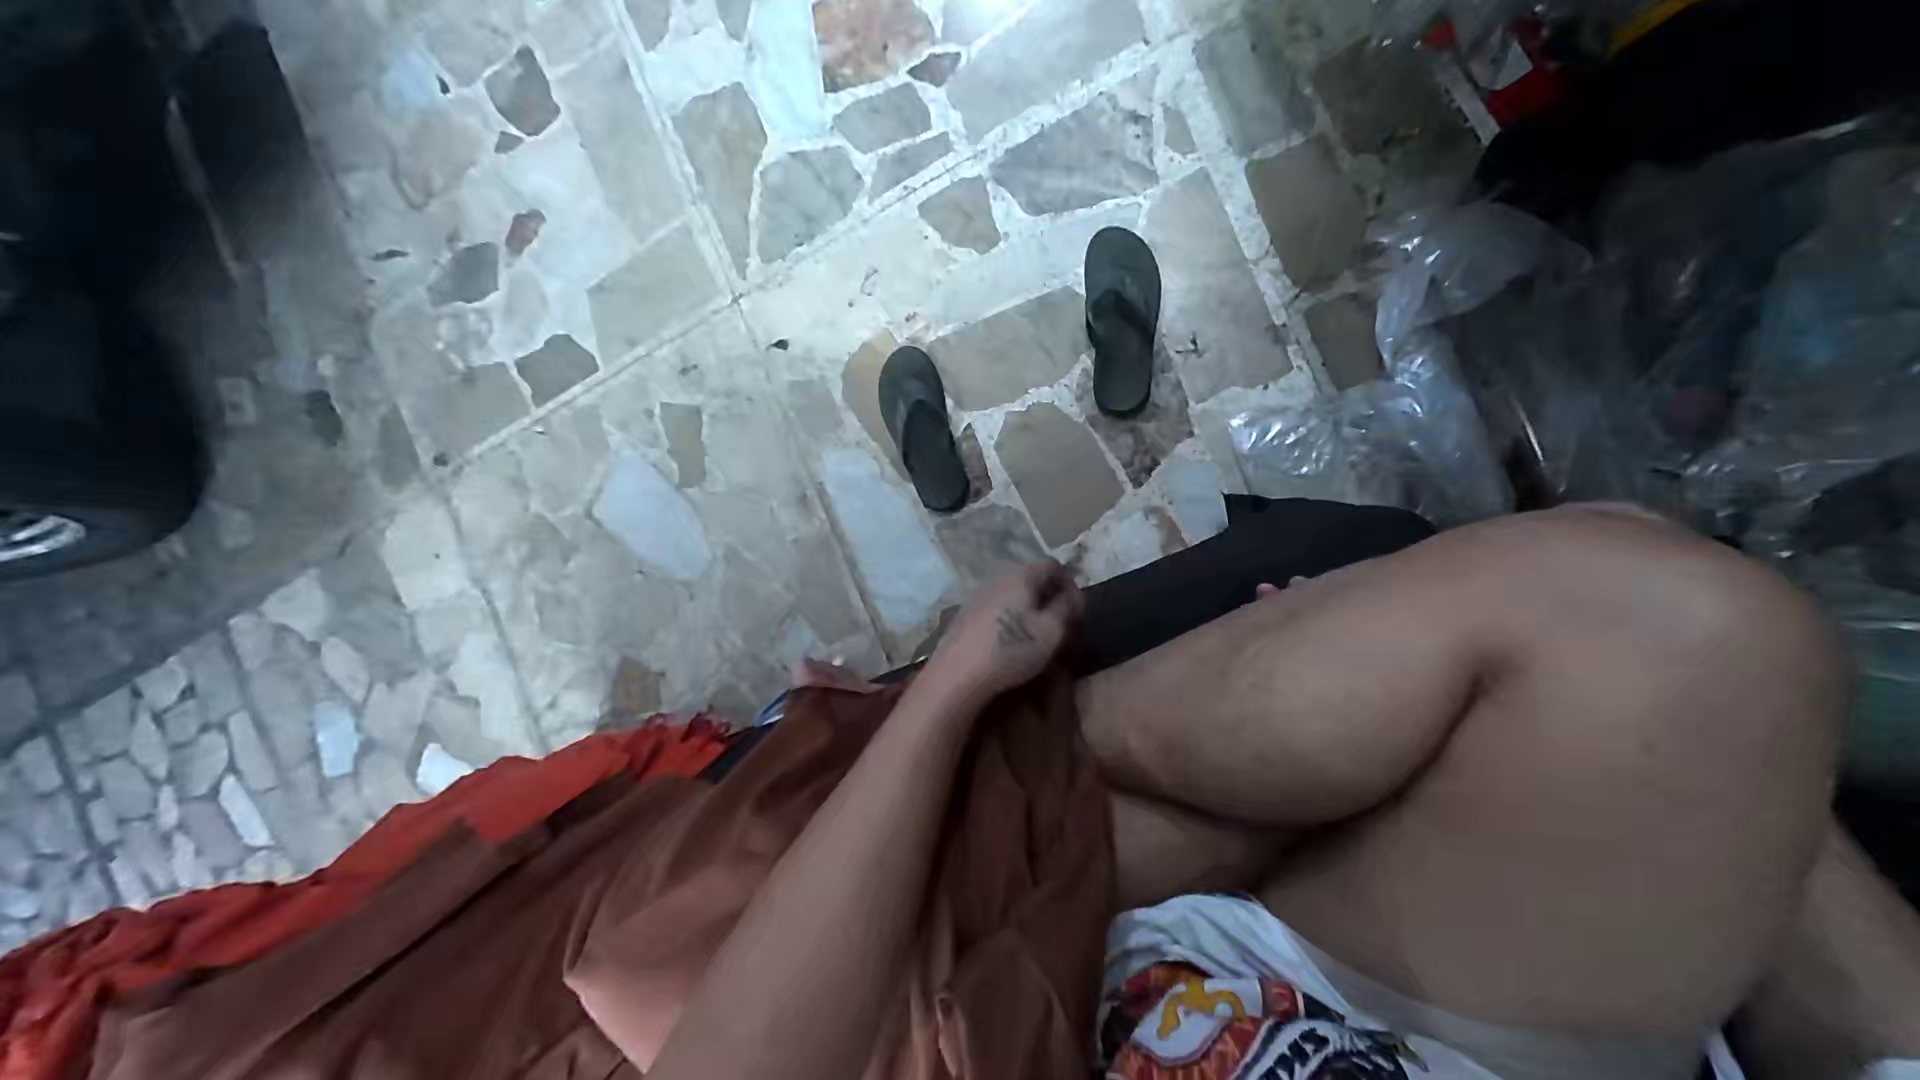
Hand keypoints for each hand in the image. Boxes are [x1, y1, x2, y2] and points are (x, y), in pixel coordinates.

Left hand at [922, 562, 1083, 704]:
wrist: (957, 675)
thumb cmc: (1011, 649)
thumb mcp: (1052, 631)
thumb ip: (1068, 607)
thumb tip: (1074, 593)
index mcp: (1020, 573)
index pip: (1054, 566)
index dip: (1070, 584)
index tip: (1076, 610)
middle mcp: (997, 576)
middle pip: (1032, 578)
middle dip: (1049, 596)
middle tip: (1060, 624)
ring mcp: (977, 593)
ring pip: (1013, 593)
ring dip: (1029, 608)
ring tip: (1037, 635)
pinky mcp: (965, 613)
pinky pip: (997, 607)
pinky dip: (1009, 617)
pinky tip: (1010, 640)